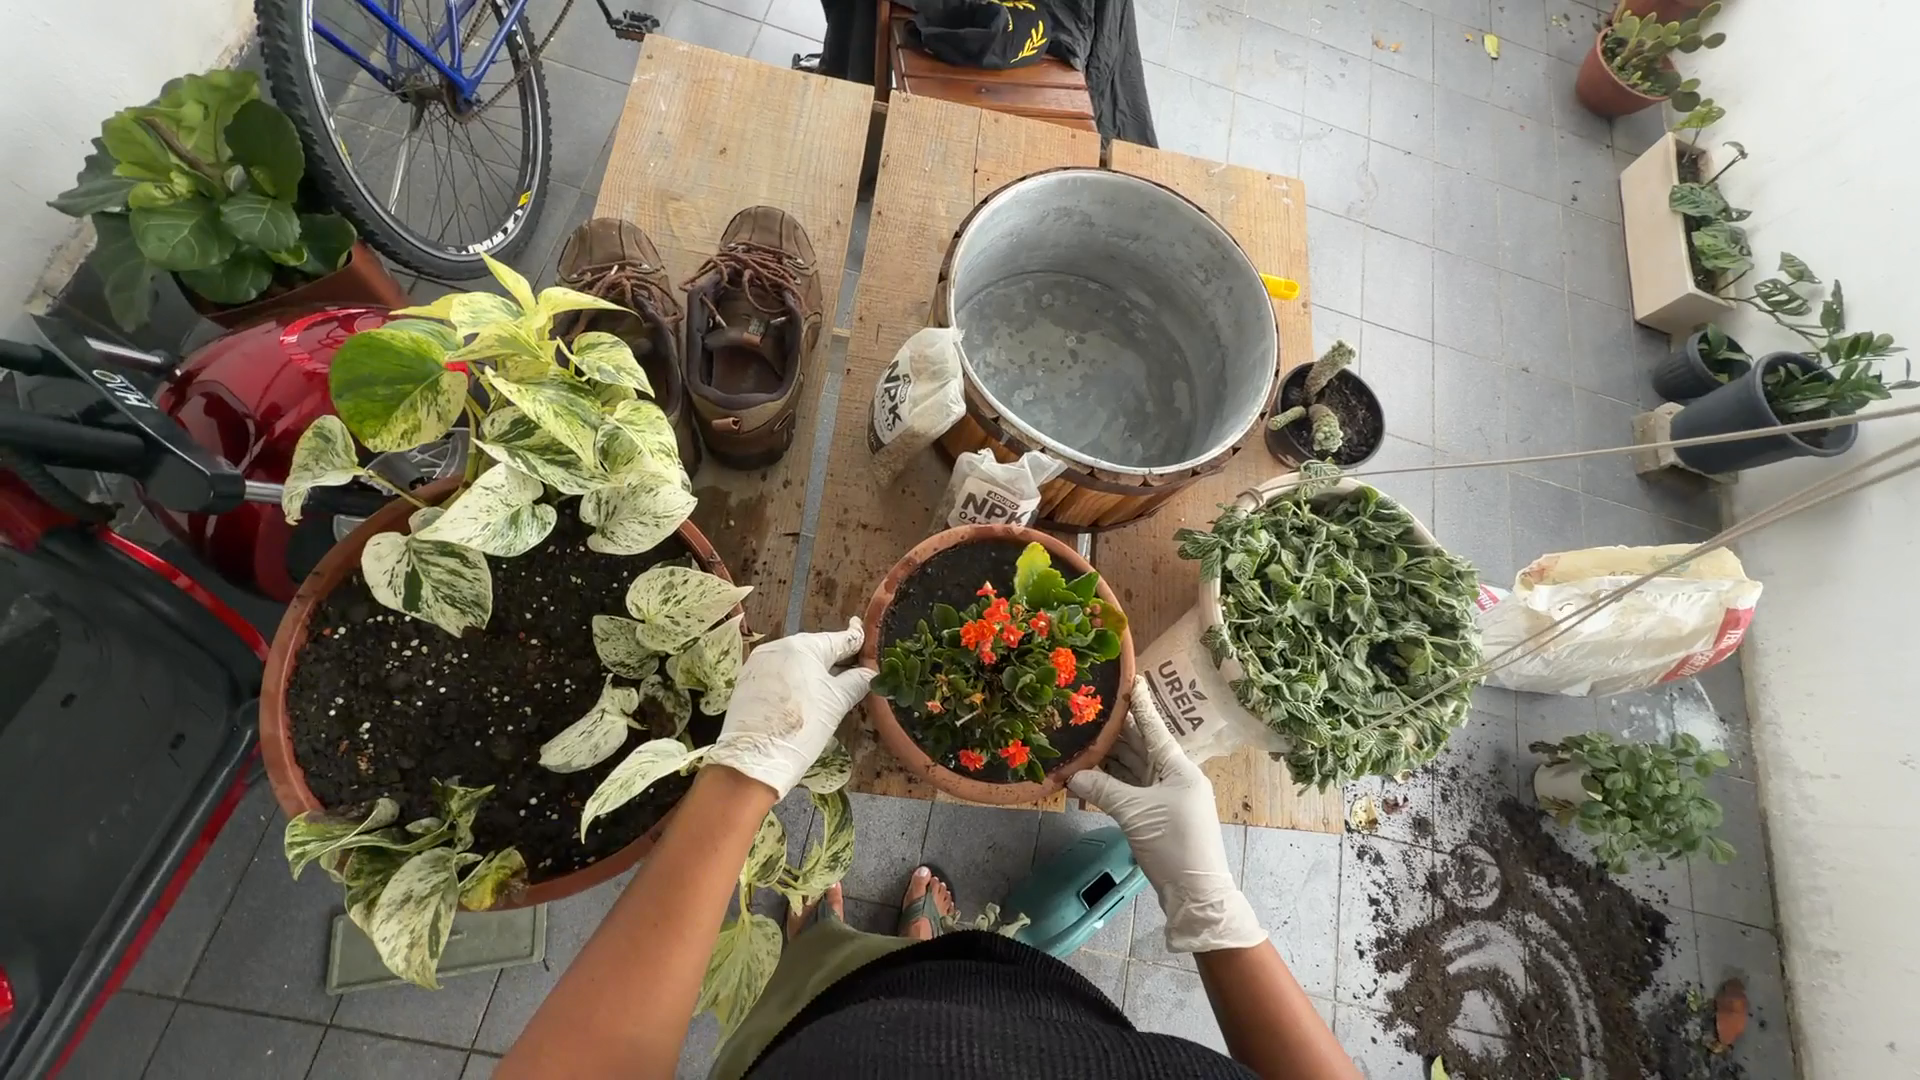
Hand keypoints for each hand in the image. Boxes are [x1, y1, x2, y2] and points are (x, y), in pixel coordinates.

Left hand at [706, 618, 874, 797]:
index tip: (867, 640)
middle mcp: (779, 646)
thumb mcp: (837, 703)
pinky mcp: (746, 681)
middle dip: (834, 660)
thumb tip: (870, 672)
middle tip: (853, 672)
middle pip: (815, 649)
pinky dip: (793, 680)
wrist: (756, 759)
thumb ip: (857, 682)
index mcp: (803, 646)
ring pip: (795, 661)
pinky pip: (778, 673)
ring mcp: (759, 662)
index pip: (838, 639)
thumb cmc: (804, 727)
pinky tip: (802, 697)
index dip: (856, 641)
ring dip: (812, 671)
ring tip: (828, 689)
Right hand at [1068, 675, 1265, 953]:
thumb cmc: (1174, 844)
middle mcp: (1173, 775)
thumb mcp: (1135, 814)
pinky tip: (1089, 778)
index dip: (1140, 703)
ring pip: (1132, 768)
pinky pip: (1131, 789)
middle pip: (1139, 746)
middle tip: (1087, 712)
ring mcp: (1166, 795)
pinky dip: (1111, 784)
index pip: (1154, 726)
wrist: (1197, 894)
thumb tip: (1072, 776)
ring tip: (1081, 742)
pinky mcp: (1157, 814)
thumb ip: (1103, 790)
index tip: (1130, 678)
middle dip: (1113, 732)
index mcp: (1177, 766)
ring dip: (1108, 760)